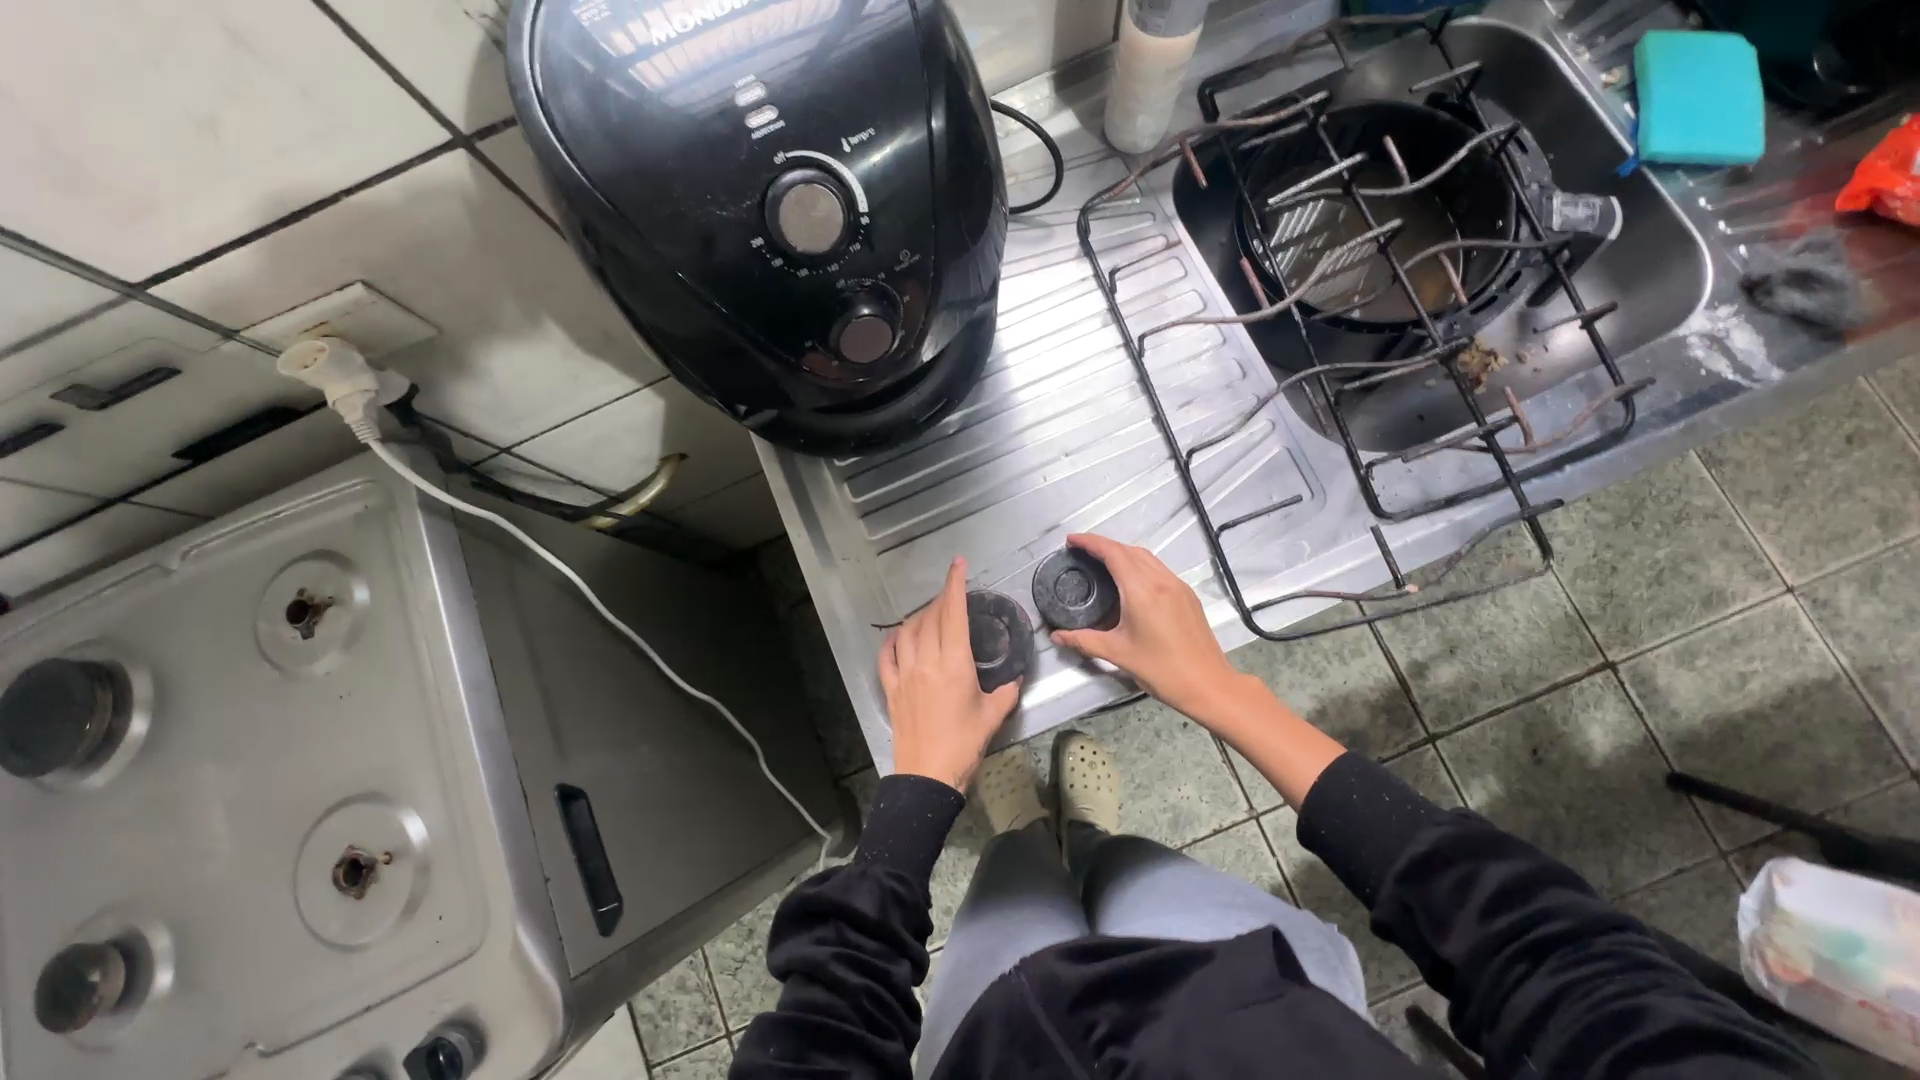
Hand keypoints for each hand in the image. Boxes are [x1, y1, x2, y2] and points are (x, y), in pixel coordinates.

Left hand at [878, 556, 1021, 789]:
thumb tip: (1015, 679)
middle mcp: (926, 662)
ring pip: (907, 632)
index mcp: (954, 664)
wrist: (928, 776)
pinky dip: (892, 641)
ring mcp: (904, 674)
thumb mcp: (993, 716)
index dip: (955, 585)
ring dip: (919, 617)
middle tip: (951, 592)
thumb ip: (1006, 692)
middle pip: (930, 618)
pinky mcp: (891, 689)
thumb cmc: (964, 745)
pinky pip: (887, 656)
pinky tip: (898, 637)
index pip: (953, 614)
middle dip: (941, 598)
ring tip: (930, 614)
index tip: (958, 565)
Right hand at [1048, 534, 1261, 726]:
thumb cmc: (1162, 670)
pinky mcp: (1187, 596)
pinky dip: (1139, 565)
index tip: (1072, 540)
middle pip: (1129, 550)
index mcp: (1142, 591)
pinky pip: (1159, 569)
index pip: (1113, 553)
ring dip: (1123, 553)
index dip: (1091, 542)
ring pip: (1147, 557)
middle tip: (1081, 551)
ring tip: (1102, 562)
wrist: (1208, 684)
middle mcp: (1162, 581)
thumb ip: (1084, 641)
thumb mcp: (1118, 654)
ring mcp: (1178, 586)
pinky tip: (1129, 580)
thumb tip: (1057, 636)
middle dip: (1104, 545)